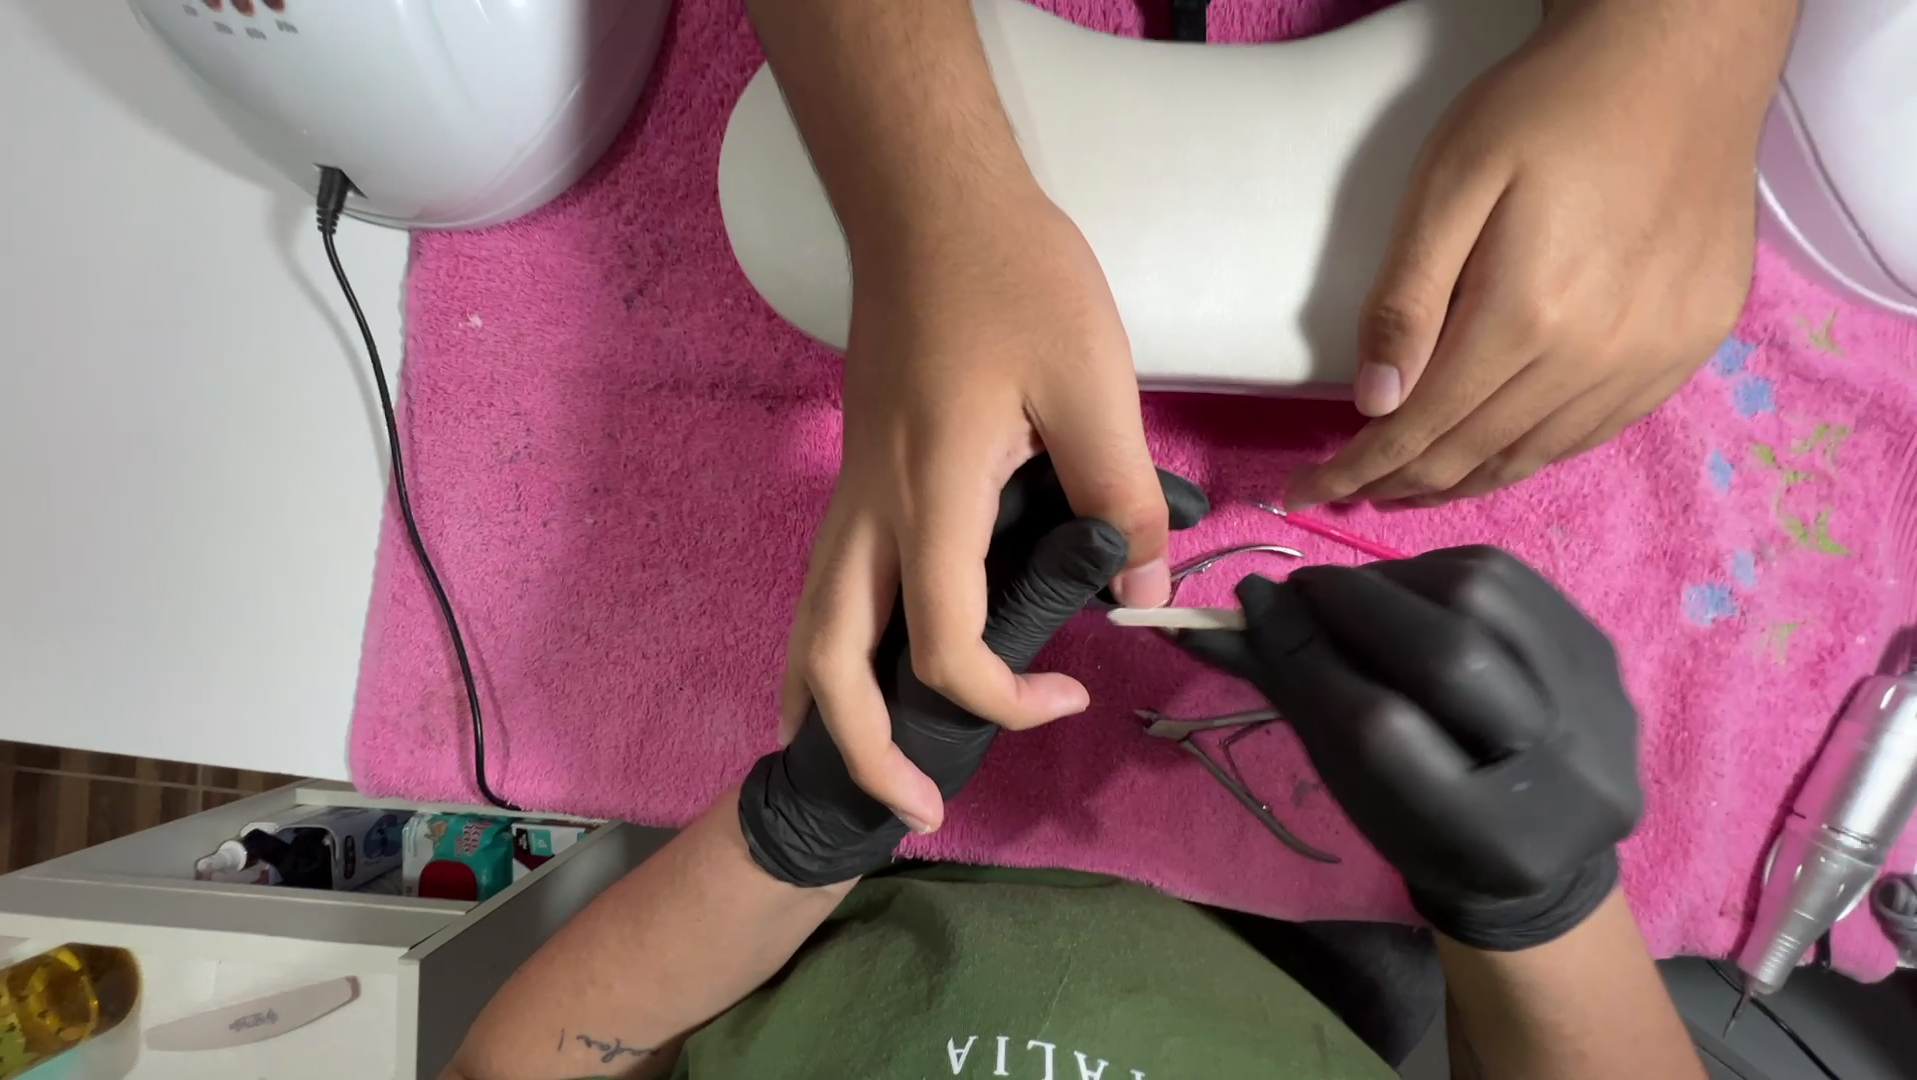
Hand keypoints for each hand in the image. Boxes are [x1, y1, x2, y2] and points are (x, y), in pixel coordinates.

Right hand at [786, 195, 1172, 832]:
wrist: (926, 209)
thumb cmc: (1012, 283)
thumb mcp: (1093, 384)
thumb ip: (1121, 497)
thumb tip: (1142, 590)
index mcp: (930, 500)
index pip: (947, 647)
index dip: (1010, 700)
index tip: (1078, 690)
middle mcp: (869, 516)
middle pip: (826, 662)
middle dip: (862, 751)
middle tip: (918, 805)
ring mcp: (850, 500)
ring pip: (808, 629)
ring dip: (828, 709)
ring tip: (872, 761)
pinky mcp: (856, 483)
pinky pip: (828, 591)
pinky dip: (834, 653)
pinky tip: (863, 668)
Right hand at [1180, 547, 1642, 949]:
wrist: (1528, 843)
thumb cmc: (1409, 820)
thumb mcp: (1340, 773)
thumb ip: (1282, 689)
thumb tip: (1202, 617)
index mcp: (1483, 833)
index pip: (1374, 724)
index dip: (1303, 653)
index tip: (1254, 604)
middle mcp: (1567, 775)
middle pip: (1445, 654)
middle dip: (1351, 602)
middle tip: (1300, 588)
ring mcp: (1603, 707)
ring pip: (1479, 597)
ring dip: (1392, 580)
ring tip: (1353, 596)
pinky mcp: (1606, 652)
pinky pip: (1506, 577)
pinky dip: (1434, 570)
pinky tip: (1406, 593)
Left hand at [1286, 0, 1793, 508]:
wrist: (1685, 48)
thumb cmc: (1544, 113)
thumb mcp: (1444, 194)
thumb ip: (1404, 305)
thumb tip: (1372, 402)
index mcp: (1525, 318)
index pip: (1413, 432)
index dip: (1352, 471)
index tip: (1301, 491)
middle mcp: (1595, 355)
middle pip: (1464, 457)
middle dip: (1390, 485)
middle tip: (1342, 492)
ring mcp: (1653, 356)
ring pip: (1525, 459)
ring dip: (1451, 483)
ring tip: (1399, 490)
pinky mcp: (1689, 345)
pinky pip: (1587, 435)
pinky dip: (1519, 459)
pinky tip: (1483, 459)